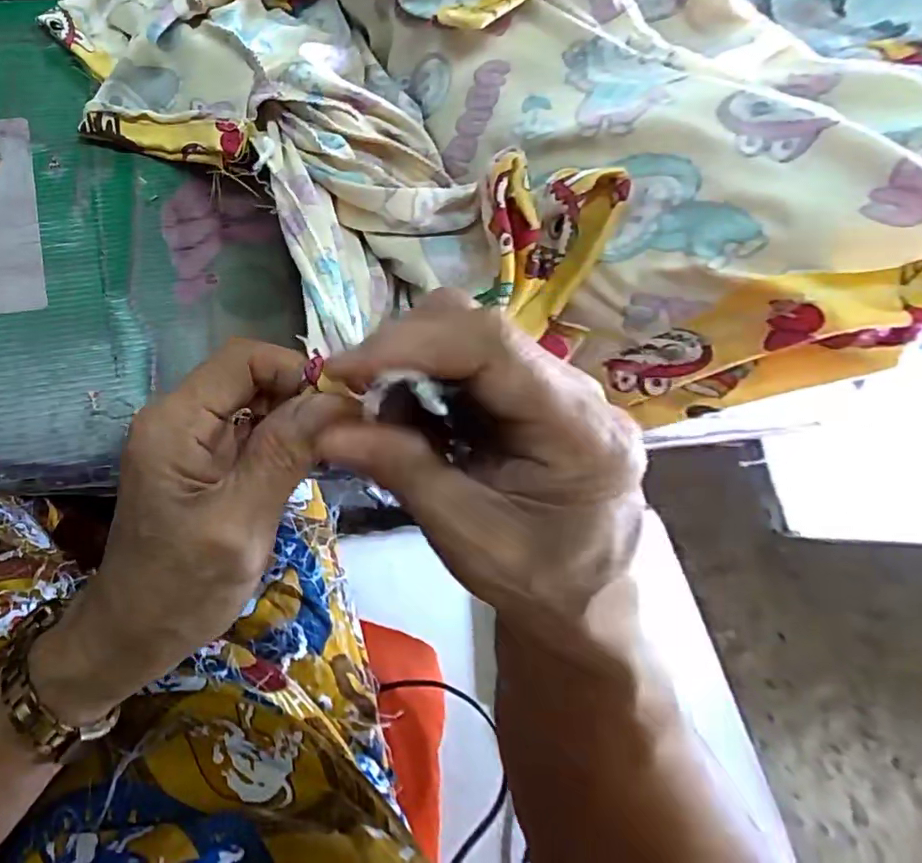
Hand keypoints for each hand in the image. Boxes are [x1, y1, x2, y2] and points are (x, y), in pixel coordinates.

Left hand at [30, 340, 357, 722]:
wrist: (134, 629)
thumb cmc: (181, 587)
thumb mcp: (240, 524)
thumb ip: (283, 455)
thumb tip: (335, 397)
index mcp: (174, 420)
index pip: (241, 358)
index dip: (296, 369)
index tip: (345, 406)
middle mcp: (174, 416)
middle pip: (246, 376)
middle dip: (299, 394)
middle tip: (351, 431)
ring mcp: (183, 438)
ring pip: (249, 402)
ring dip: (292, 418)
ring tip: (338, 448)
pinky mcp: (195, 461)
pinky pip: (242, 432)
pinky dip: (277, 440)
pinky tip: (308, 462)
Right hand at [315, 290, 647, 658]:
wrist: (596, 598)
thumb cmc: (541, 579)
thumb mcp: (466, 536)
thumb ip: (402, 472)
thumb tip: (326, 430)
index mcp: (575, 427)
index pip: (487, 345)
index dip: (406, 345)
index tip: (341, 373)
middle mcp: (569, 388)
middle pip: (469, 322)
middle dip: (395, 348)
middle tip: (349, 393)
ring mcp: (546, 382)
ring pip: (457, 328)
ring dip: (399, 358)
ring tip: (376, 412)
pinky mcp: (520, 386)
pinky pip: (454, 353)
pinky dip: (410, 372)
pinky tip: (401, 414)